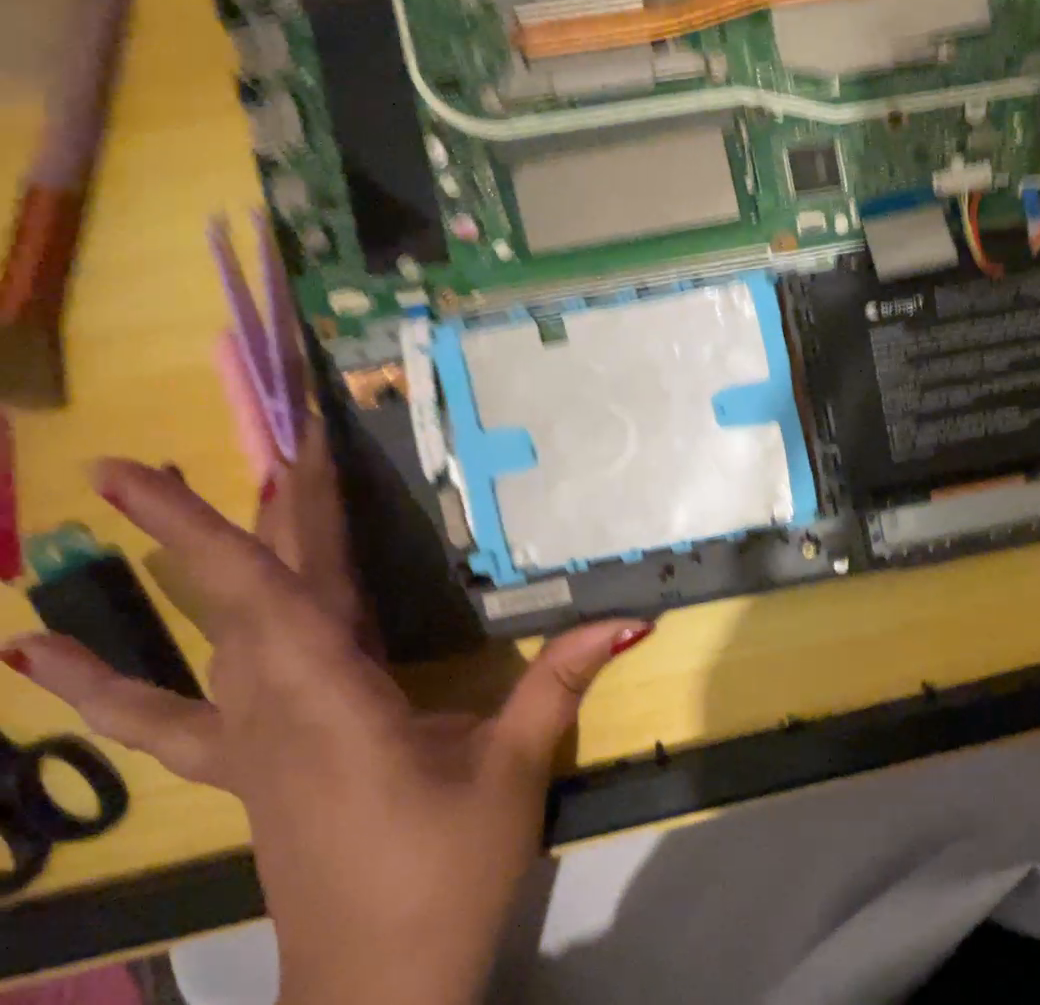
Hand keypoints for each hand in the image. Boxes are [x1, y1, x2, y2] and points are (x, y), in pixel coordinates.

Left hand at [3, 441, 650, 1004]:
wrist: (382, 977)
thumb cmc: (450, 869)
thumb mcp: (514, 771)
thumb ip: (560, 685)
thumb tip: (629, 619)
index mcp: (333, 704)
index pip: (278, 595)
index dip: (249, 521)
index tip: (216, 458)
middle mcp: (273, 711)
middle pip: (250, 596)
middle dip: (248, 514)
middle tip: (263, 439)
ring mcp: (250, 743)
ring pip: (217, 636)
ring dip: (199, 565)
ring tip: (143, 498)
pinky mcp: (251, 770)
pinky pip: (167, 717)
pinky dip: (103, 683)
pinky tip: (32, 652)